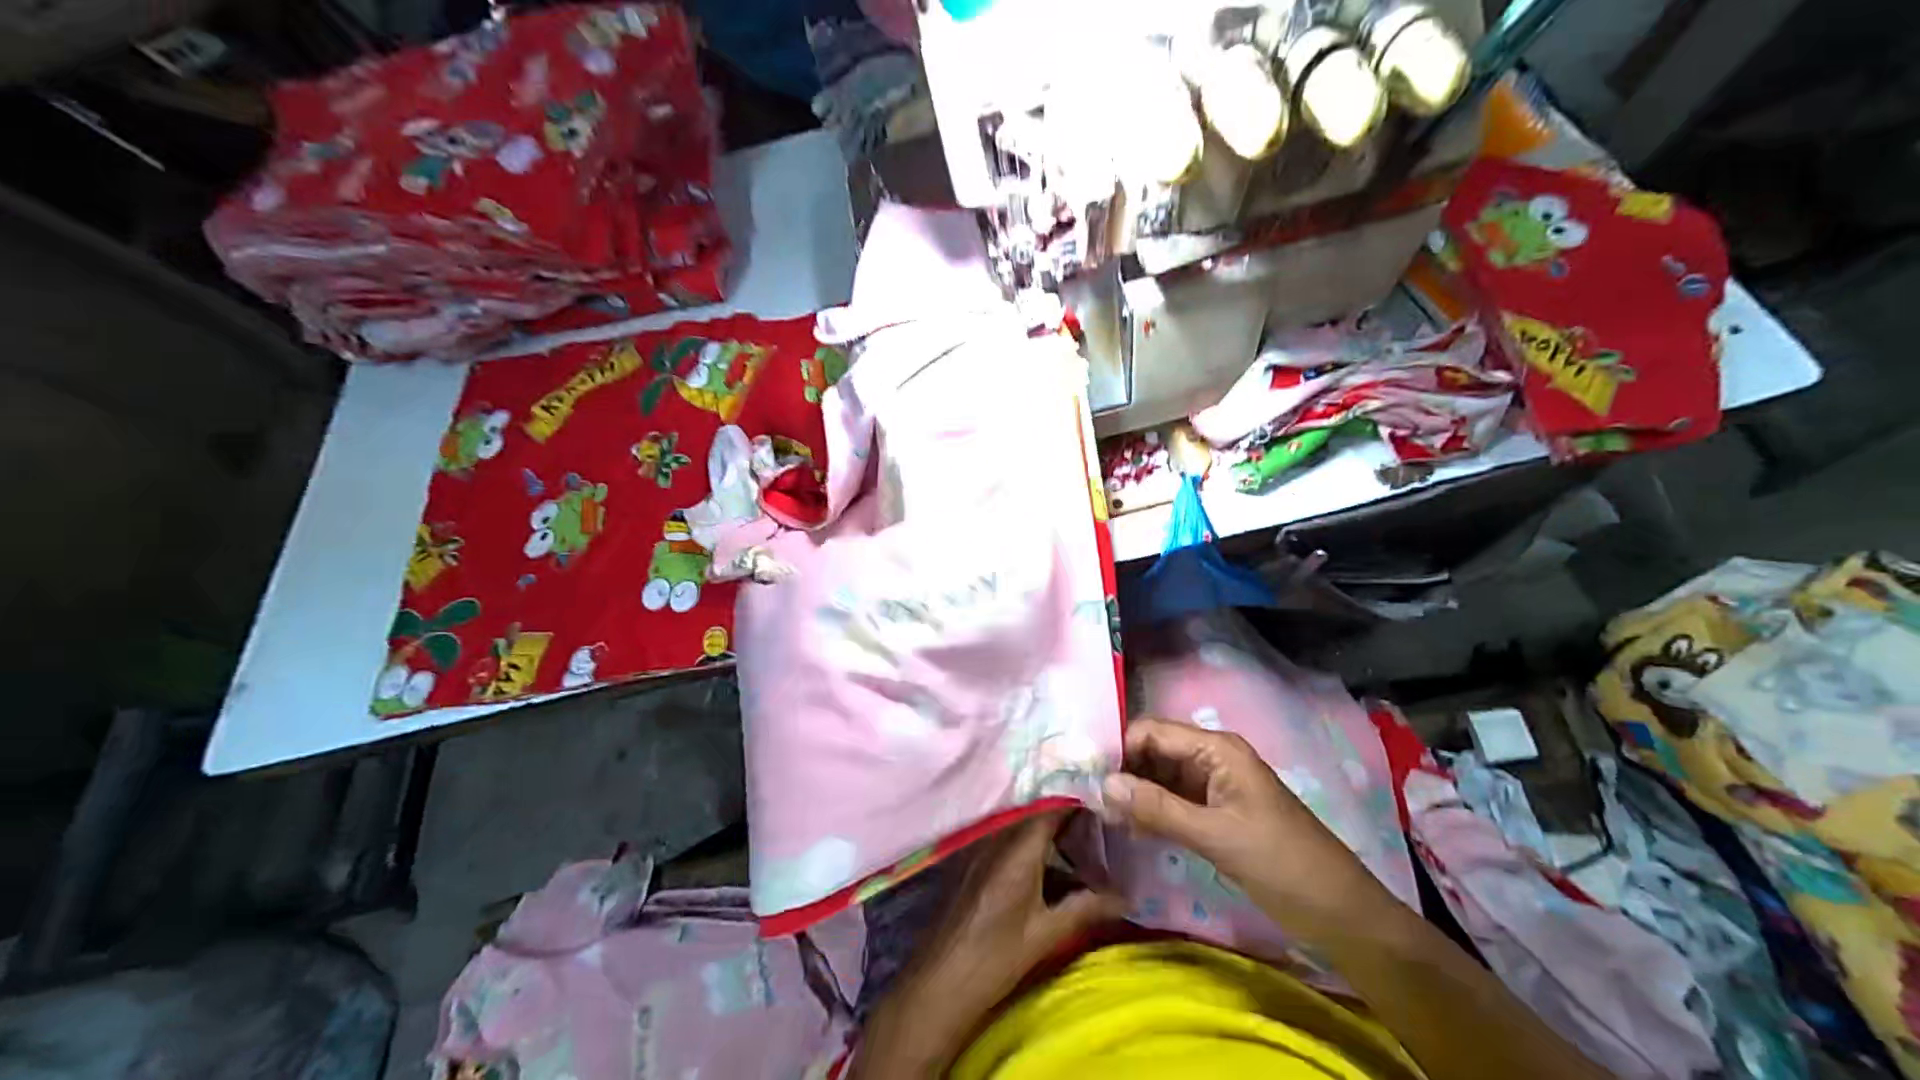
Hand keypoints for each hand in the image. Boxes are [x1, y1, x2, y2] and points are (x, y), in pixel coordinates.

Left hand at [851, 811, 1123, 1077]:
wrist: (941, 981)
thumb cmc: (995, 957)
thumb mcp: (1047, 933)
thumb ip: (1086, 908)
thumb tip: (1125, 897)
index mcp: (1016, 848)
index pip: (1050, 804)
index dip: (1077, 796)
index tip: (1103, 797)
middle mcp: (995, 837)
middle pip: (1034, 809)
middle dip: (1066, 811)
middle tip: (1098, 819)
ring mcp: (980, 847)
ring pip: (1020, 823)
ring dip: (1048, 828)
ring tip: (1081, 841)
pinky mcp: (972, 861)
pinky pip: (1006, 837)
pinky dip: (1030, 843)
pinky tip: (1050, 864)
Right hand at [1101, 718, 1390, 935]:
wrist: (1340, 913)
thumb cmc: (1281, 863)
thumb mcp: (1215, 835)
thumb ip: (1157, 808)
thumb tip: (1102, 783)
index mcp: (1217, 749)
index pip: (1152, 732)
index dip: (1117, 748)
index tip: (1084, 774)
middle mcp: (1211, 758)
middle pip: (1153, 751)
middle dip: (1122, 770)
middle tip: (1087, 798)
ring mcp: (1213, 786)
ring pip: (1159, 777)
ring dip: (1133, 792)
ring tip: (1101, 815)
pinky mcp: (1215, 813)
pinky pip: (1172, 801)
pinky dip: (1150, 811)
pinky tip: (1128, 827)